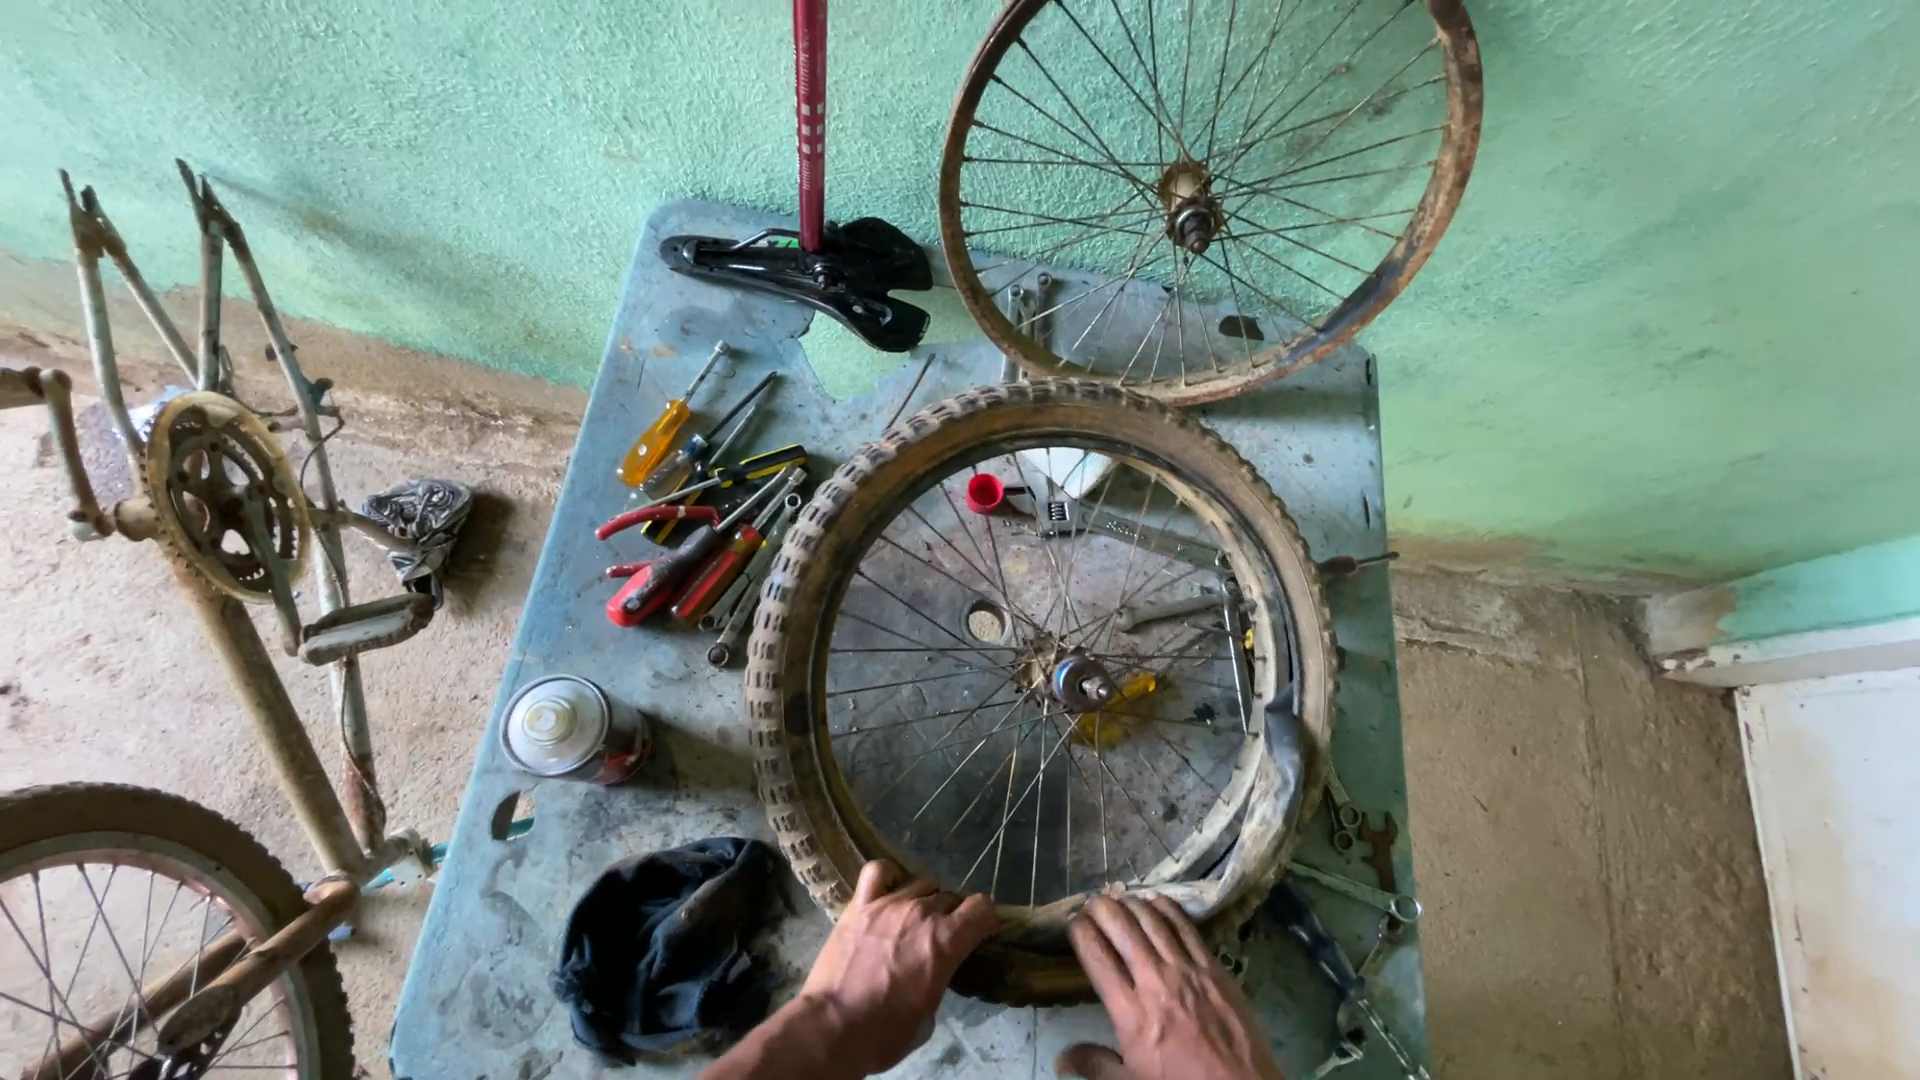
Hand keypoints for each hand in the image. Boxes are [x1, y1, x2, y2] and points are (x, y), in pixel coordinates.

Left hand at [799, 859, 998, 1076]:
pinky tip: (890, 890)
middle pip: (950, 897)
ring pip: (921, 883)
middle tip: (941, 937)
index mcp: (945, 941)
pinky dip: (890, 876)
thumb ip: (939, 978)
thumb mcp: (928, 1015)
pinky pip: (879, 871)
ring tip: (914, 919)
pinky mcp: (860, 904)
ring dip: (925, 899)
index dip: (985, 919)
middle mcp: (922, 913)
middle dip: (952, 915)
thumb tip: (934, 968)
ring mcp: (889, 903)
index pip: (982, 907)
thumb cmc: (884, 1032)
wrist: (833, 1027)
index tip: (979, 932)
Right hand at [1056, 895, 1284, 1079]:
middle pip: (1120, 926)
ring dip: (1130, 902)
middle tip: (1091, 904)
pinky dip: (1166, 907)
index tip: (1073, 923)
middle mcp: (1154, 982)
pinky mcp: (1213, 967)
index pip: (1095, 955)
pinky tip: (1154, 899)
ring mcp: (1186, 970)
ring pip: (1150, 919)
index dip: (1079, 931)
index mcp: (1131, 1013)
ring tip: (1118, 898)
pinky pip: (1185, 926)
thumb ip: (1095, 1065)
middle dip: (1100, 907)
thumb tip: (1060, 1059)